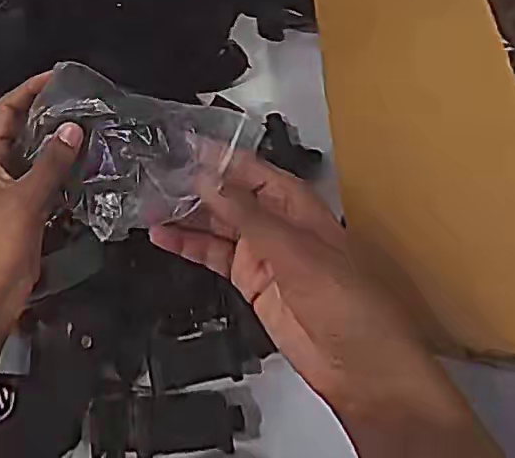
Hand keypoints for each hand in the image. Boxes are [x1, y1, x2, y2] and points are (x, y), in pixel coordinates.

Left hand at [0, 72, 85, 329]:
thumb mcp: (24, 202)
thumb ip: (50, 164)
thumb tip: (69, 130)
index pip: (5, 109)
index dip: (29, 89)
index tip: (56, 78)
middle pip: (21, 131)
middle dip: (48, 116)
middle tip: (79, 106)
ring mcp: (6, 197)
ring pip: (34, 159)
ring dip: (58, 148)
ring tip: (87, 137)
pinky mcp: (19, 219)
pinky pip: (43, 187)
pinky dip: (61, 177)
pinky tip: (82, 177)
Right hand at [150, 155, 491, 456]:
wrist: (362, 369)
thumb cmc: (353, 304)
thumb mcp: (295, 250)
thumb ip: (248, 216)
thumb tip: (211, 182)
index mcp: (294, 202)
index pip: (248, 167)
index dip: (218, 156)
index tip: (186, 145)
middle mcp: (276, 221)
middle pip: (228, 194)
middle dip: (194, 185)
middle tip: (158, 175)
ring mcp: (262, 251)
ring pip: (215, 223)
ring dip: (185, 214)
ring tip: (152, 204)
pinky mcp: (251, 280)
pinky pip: (213, 255)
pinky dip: (188, 246)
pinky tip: (165, 238)